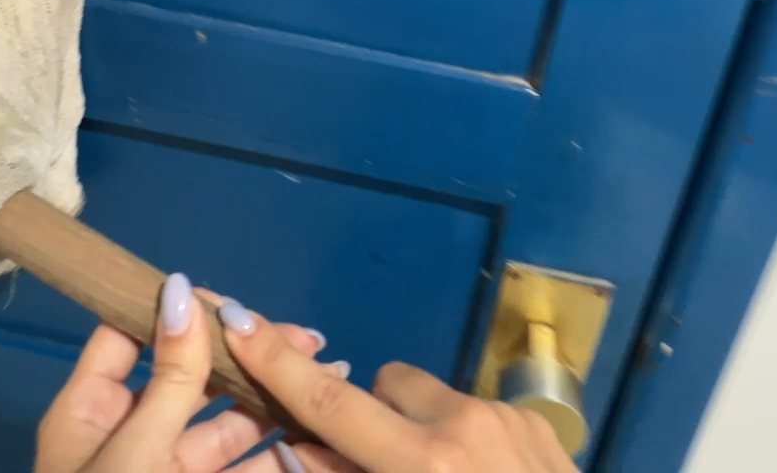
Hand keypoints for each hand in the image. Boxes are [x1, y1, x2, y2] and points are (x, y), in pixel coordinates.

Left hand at [35, 274, 330, 472]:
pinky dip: (283, 451)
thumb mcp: (134, 455)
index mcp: (94, 412)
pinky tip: (318, 432)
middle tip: (305, 340)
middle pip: (195, 372)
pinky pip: (250, 466)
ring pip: (230, 420)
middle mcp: (134, 433)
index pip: (131, 333)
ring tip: (327, 376)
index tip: (233, 298)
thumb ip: (171, 376)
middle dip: (249, 354)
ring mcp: (171, 469)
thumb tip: (183, 286)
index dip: (177, 307)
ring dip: (276, 399)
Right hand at [217, 298, 576, 472]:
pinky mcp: (537, 422)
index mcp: (426, 465)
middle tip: (388, 463)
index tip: (239, 319)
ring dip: (425, 427)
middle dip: (376, 414)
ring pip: (436, 396)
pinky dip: (468, 438)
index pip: (334, 407)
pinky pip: (478, 410)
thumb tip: (309, 451)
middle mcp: (466, 423)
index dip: (280, 364)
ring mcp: (507, 416)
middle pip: (389, 382)